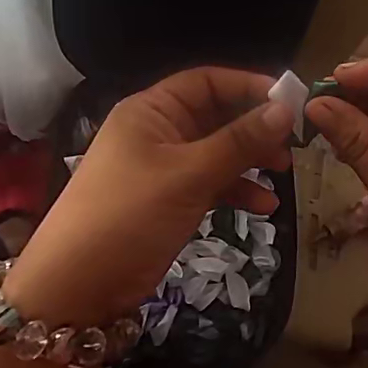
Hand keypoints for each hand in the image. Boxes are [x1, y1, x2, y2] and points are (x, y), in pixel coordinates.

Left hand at [4, 67, 292, 325]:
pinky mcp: (167, 200)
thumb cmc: (129, 214)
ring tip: (282, 173)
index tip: (290, 102)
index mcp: (151, 110)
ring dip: (249, 160)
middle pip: (214, 116)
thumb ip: (239, 142)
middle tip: (291, 144)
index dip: (248, 86)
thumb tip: (286, 109)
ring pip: (216, 152)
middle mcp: (156, 131)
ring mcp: (162, 168)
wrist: (77, 285)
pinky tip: (264, 206)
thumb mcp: (188, 174)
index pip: (206, 82)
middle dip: (253, 127)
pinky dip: (235, 190)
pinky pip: (209, 183)